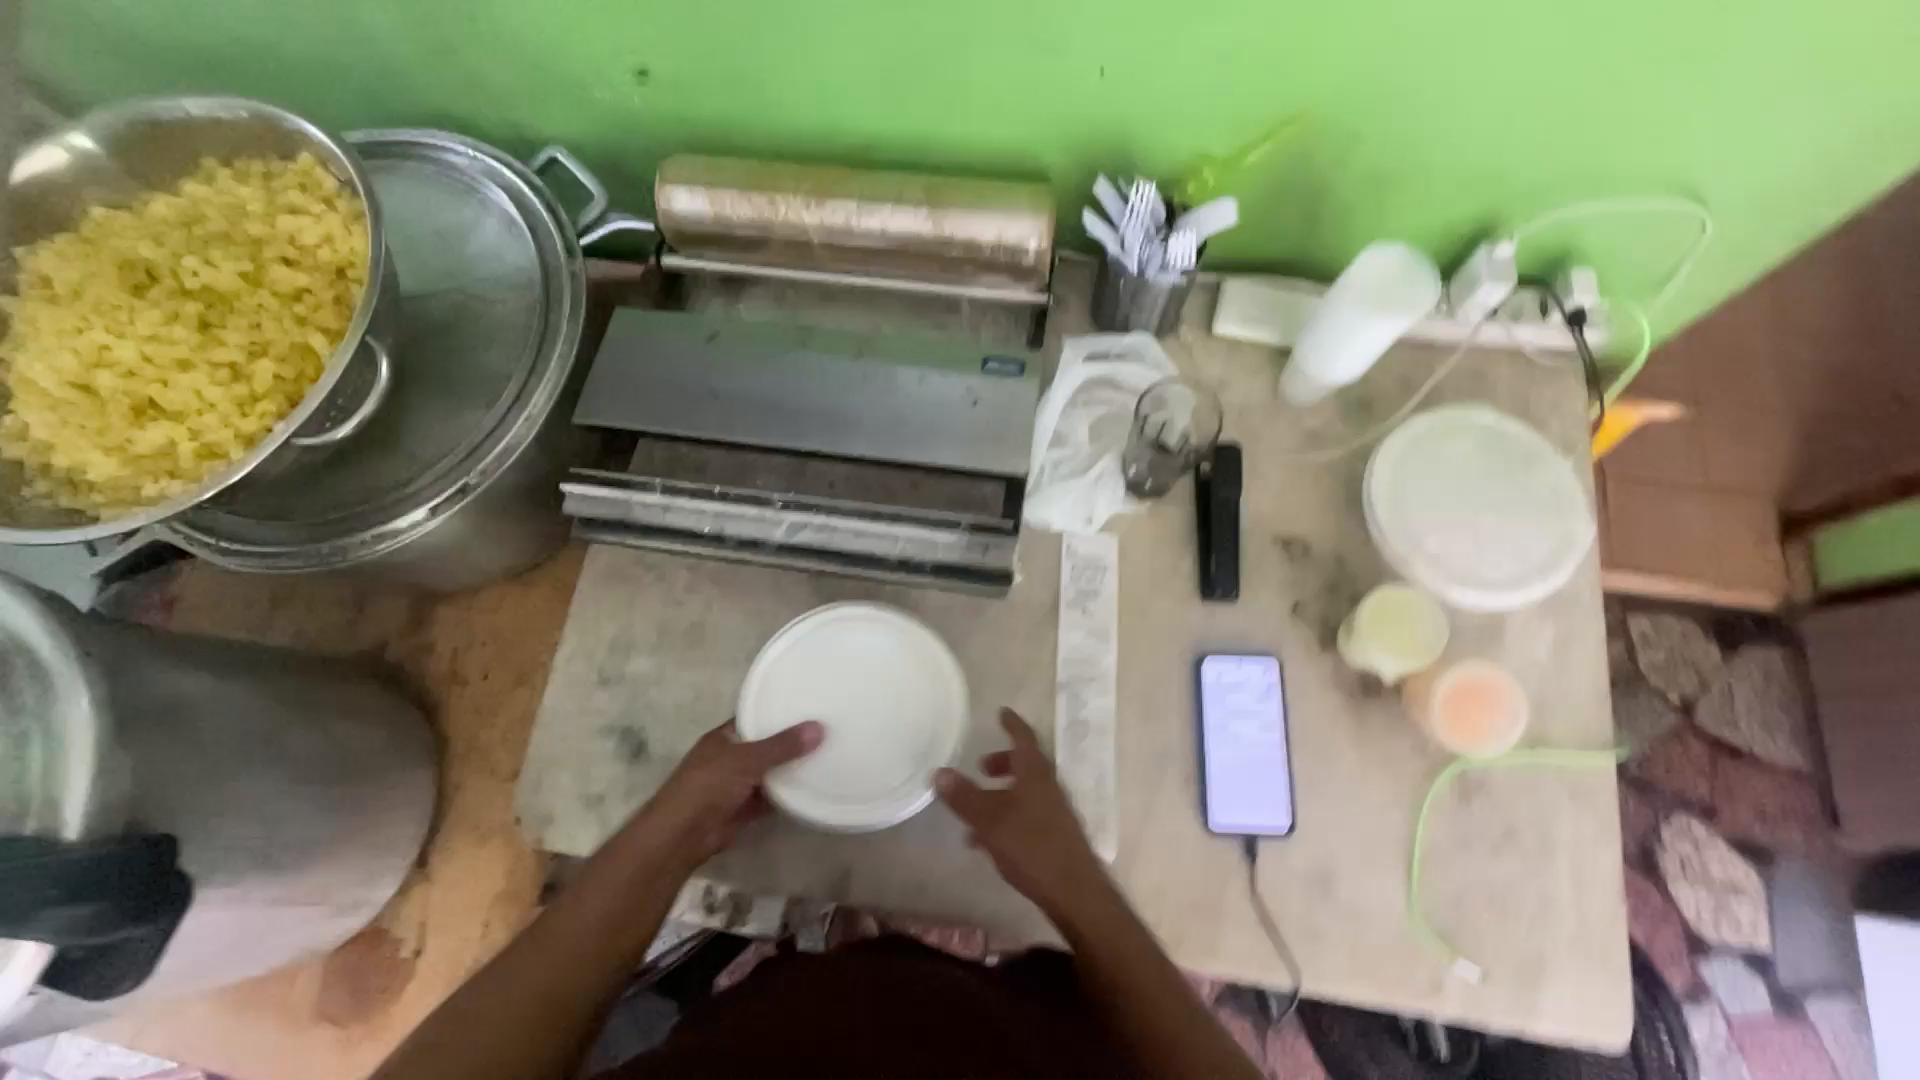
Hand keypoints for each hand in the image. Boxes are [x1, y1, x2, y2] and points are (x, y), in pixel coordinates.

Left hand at [638, 719, 822, 872]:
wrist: (684, 834)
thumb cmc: (708, 785)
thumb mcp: (746, 758)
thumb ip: (782, 746)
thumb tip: (820, 728)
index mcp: (724, 737)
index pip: (755, 717)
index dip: (779, 711)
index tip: (810, 706)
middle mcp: (731, 757)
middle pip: (767, 746)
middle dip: (791, 741)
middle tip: (828, 729)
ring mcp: (738, 784)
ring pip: (771, 772)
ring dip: (792, 768)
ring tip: (829, 753)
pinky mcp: (746, 808)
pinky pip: (773, 796)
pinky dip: (790, 793)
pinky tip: (816, 785)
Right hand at [937, 708, 1109, 919]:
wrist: (1074, 891)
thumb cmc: (1031, 847)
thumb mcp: (990, 821)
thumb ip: (965, 797)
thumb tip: (940, 772)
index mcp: (1036, 774)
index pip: (1024, 738)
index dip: (1012, 724)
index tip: (1001, 712)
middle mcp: (1048, 787)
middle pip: (1025, 765)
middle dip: (1002, 762)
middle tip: (980, 767)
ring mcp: (1054, 813)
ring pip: (1024, 793)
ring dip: (1000, 794)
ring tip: (972, 812)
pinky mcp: (1054, 836)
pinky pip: (1025, 816)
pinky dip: (1005, 818)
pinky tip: (984, 843)